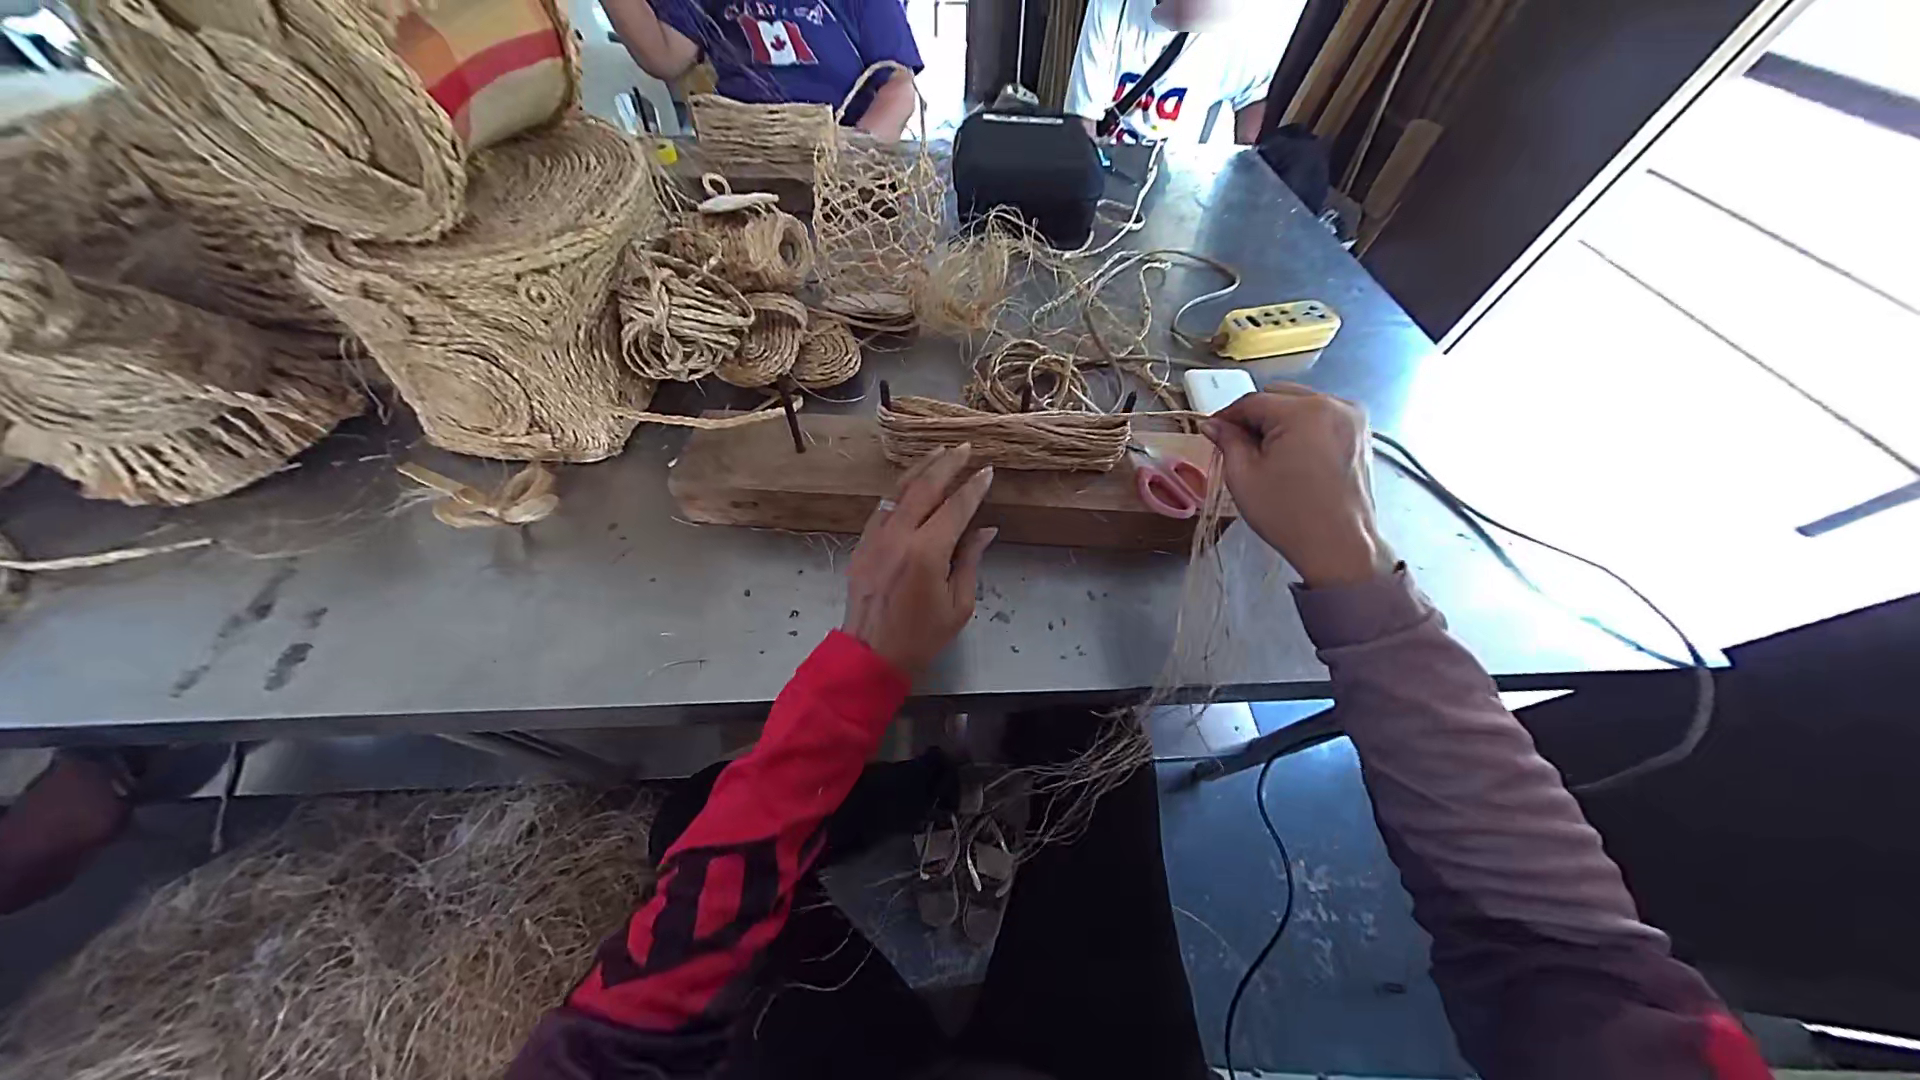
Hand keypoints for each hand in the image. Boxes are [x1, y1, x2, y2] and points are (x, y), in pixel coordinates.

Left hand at [842, 444, 997, 677]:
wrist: (870, 655)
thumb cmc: (921, 637)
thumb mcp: (959, 604)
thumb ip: (970, 560)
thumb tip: (986, 529)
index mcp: (927, 553)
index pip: (956, 508)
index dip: (974, 487)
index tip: (989, 471)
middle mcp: (899, 536)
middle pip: (925, 487)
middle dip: (948, 464)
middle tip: (965, 448)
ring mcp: (876, 537)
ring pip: (899, 491)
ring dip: (921, 469)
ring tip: (938, 452)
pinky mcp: (862, 544)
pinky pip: (883, 507)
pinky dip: (899, 491)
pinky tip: (910, 483)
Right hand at [1201, 384, 1396, 587]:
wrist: (1339, 545)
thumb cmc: (1287, 514)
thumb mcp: (1244, 476)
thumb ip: (1228, 441)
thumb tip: (1213, 424)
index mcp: (1303, 412)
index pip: (1252, 401)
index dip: (1227, 416)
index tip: (1211, 432)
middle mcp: (1334, 404)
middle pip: (1278, 396)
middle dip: (1254, 417)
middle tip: (1237, 446)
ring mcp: (1352, 417)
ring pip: (1300, 404)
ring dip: (1278, 420)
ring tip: (1265, 453)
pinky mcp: (1360, 432)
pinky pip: (1320, 416)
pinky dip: (1301, 427)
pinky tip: (1290, 455)